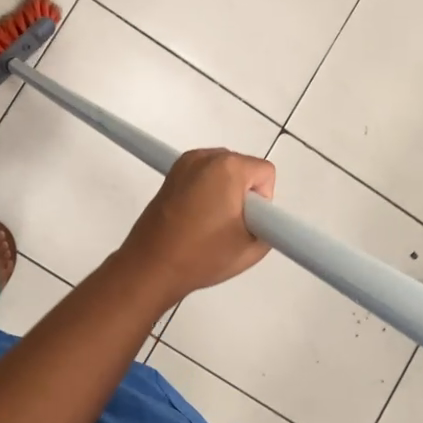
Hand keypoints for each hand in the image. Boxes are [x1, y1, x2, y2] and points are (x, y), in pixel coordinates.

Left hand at [114, 148, 275, 303]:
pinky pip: (202, 177)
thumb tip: (259, 216)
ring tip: (211, 226)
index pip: (264, 173)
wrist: (151, 265)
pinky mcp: (169, 175)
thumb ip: (271, 225)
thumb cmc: (202, 255)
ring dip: (224, 193)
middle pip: (242, 168)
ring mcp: (182, 163)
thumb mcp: (253, 247)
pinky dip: (206, 192)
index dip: (262, 202)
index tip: (245, 225)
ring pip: (222, 172)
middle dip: (243, 194)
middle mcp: (203, 156)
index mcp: (226, 167)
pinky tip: (197, 219)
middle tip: (229, 227)